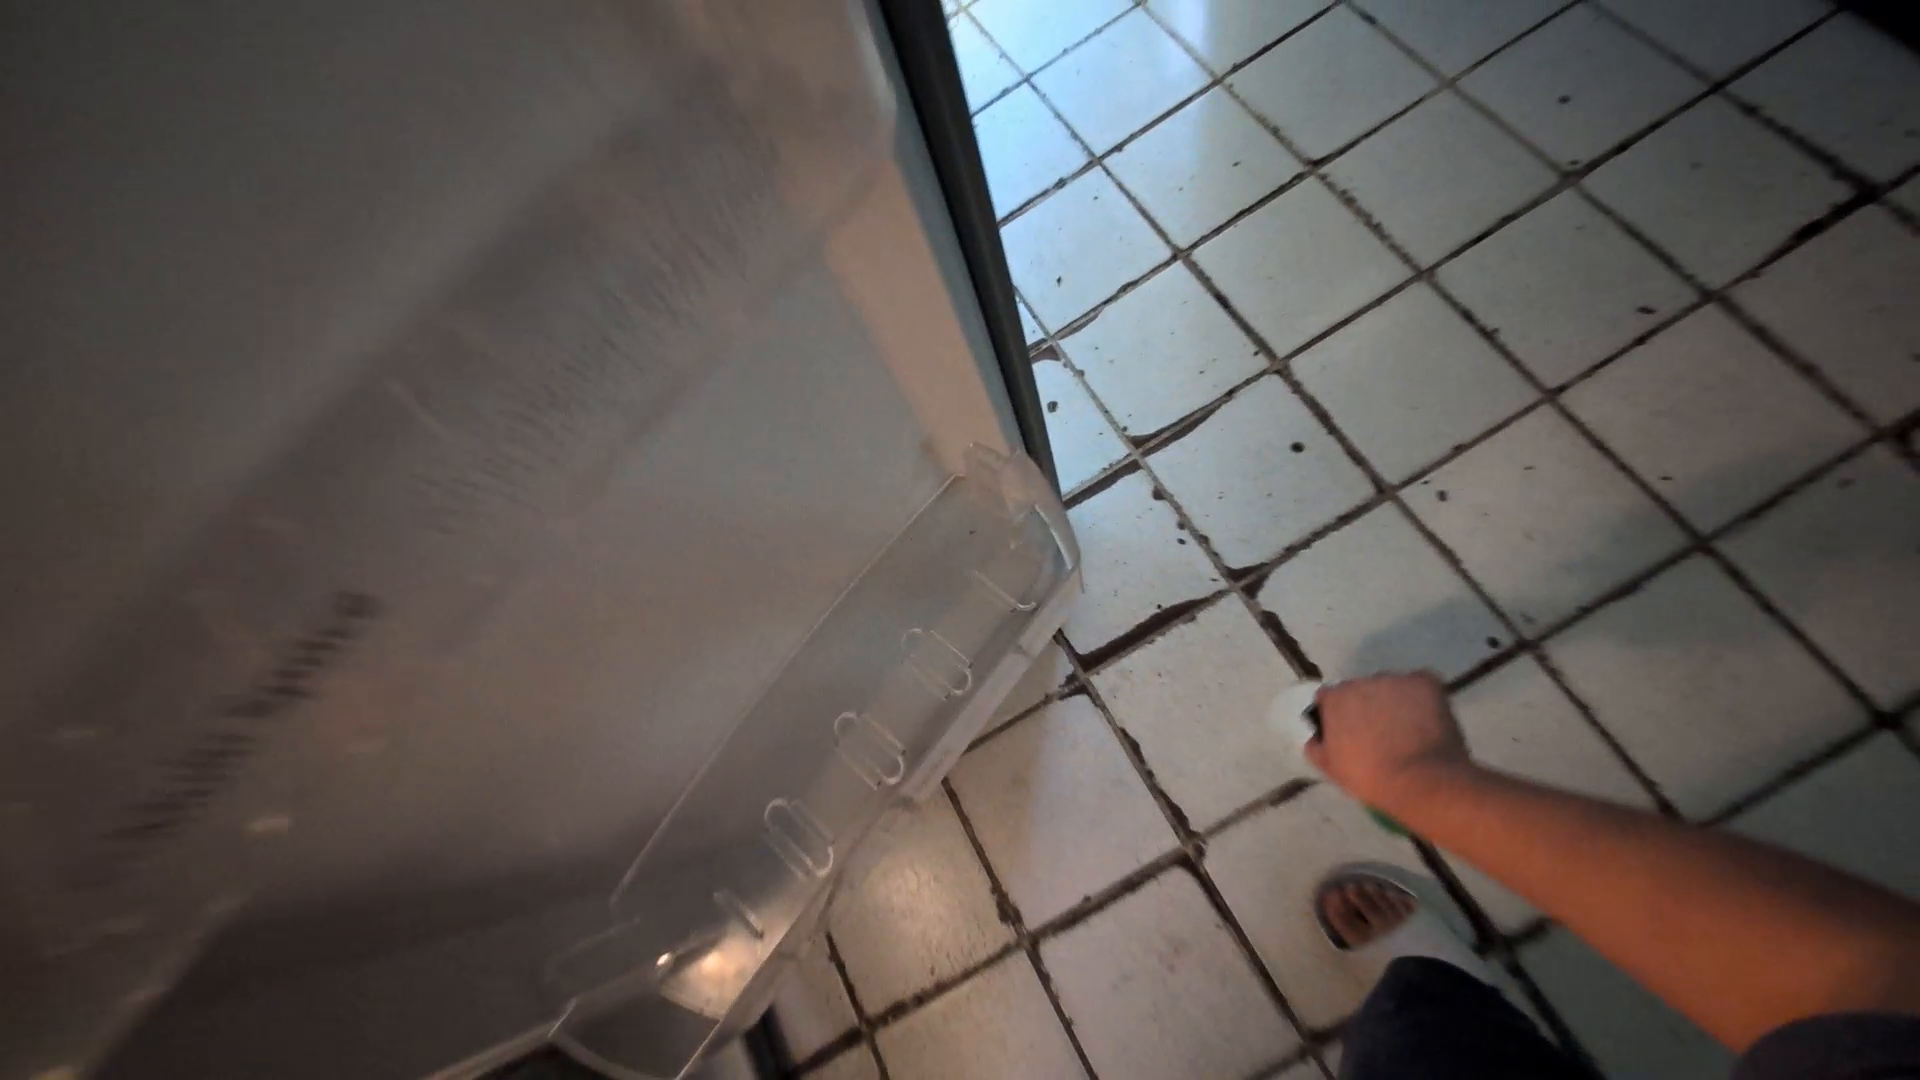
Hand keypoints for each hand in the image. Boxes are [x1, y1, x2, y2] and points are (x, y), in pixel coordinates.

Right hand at [1303, 672, 1474, 815]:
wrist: (1423, 780)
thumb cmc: (1371, 776)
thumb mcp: (1331, 767)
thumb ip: (1316, 745)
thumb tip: (1316, 736)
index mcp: (1334, 698)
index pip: (1329, 697)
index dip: (1337, 713)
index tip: (1347, 732)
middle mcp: (1361, 681)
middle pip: (1360, 689)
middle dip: (1366, 705)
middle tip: (1378, 732)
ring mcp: (1395, 680)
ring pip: (1390, 686)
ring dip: (1393, 701)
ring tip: (1407, 728)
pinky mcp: (1425, 683)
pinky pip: (1419, 685)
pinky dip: (1421, 697)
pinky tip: (1427, 718)